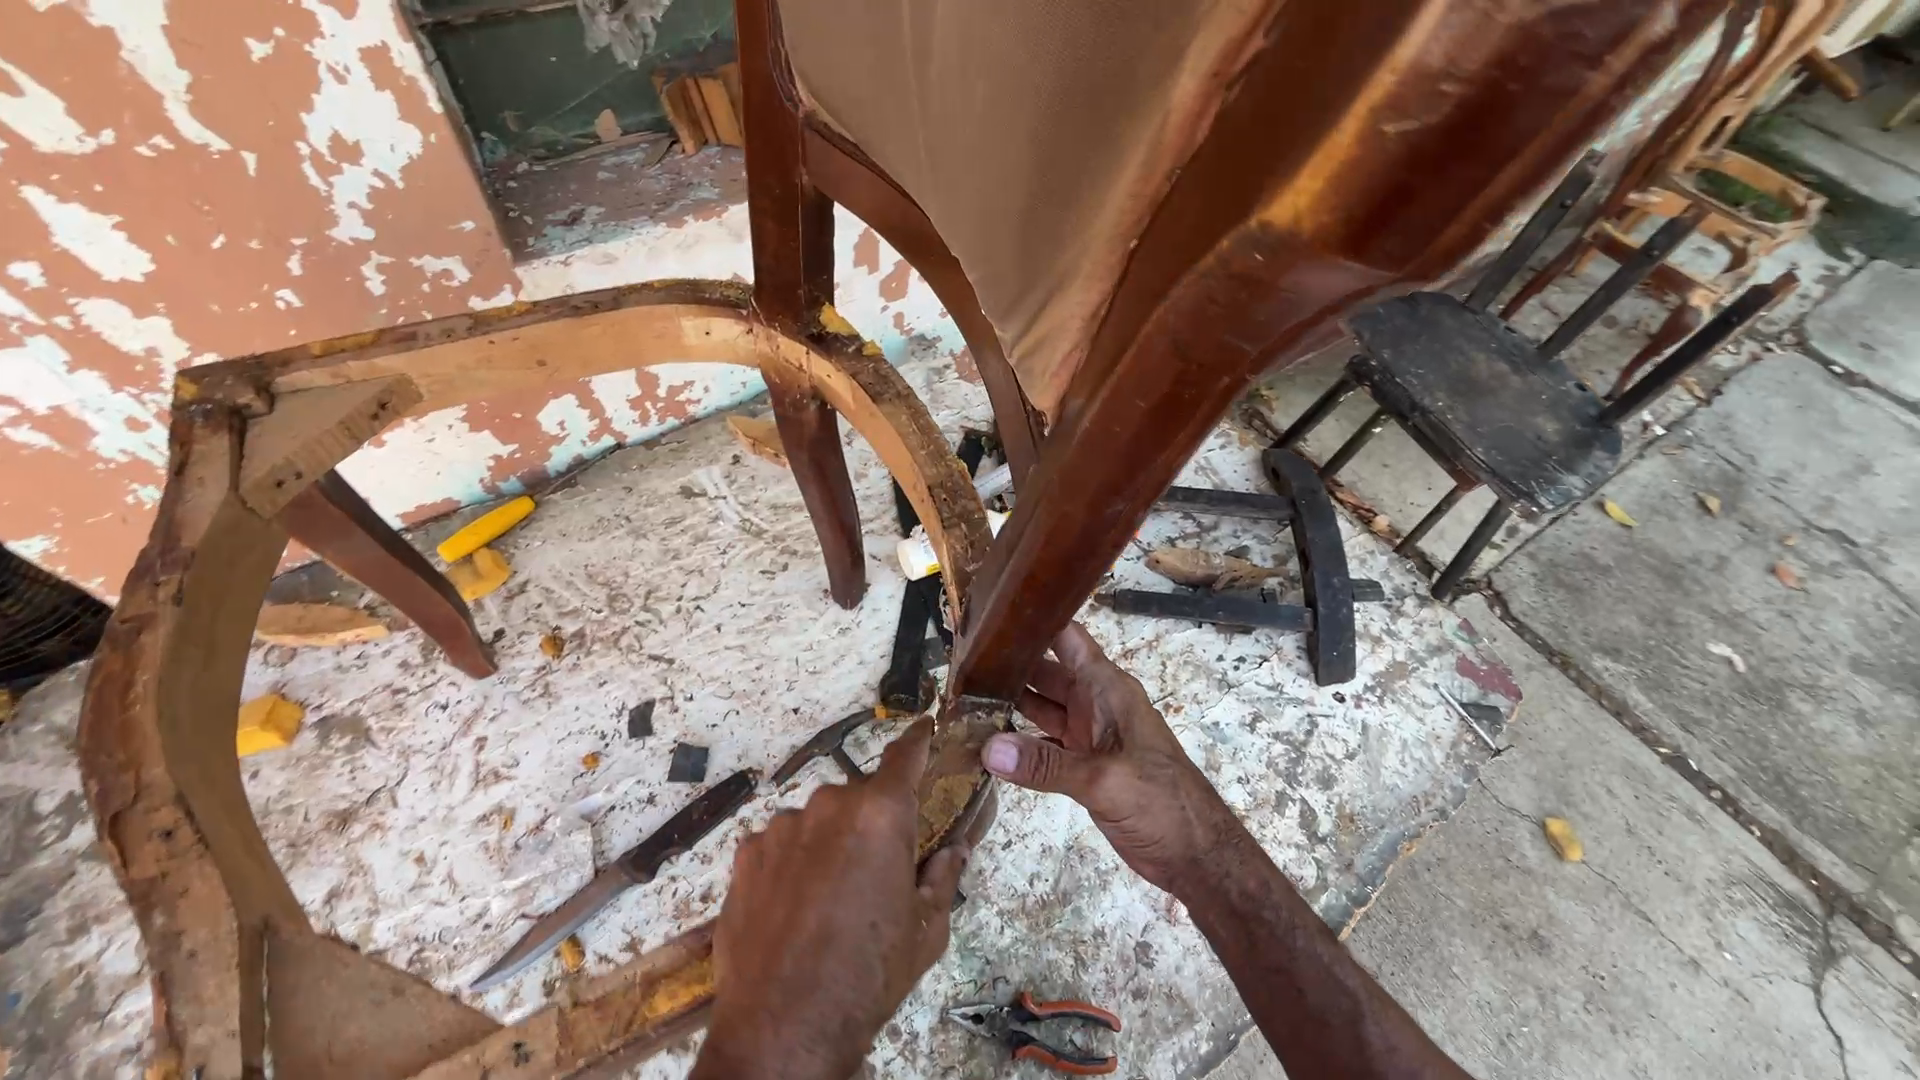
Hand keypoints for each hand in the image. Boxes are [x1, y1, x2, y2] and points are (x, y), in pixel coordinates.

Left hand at [694, 719, 968, 1079]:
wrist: (783, 1026)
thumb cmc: (868, 976)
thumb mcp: (925, 931)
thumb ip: (943, 876)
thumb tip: (956, 849)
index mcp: (881, 814)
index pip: (906, 755)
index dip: (919, 739)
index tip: (926, 728)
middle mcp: (829, 805)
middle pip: (860, 796)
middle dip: (871, 821)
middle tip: (875, 870)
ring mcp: (781, 827)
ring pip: (817, 820)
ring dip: (828, 843)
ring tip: (828, 898)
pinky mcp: (745, 854)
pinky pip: (780, 843)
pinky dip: (791, 861)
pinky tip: (793, 905)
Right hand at [980, 622, 1240, 895]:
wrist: (1196, 856)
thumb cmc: (1161, 802)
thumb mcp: (1103, 780)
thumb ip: (1045, 765)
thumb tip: (987, 749)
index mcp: (1107, 689)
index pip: (1066, 638)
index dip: (1033, 622)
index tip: (987, 617)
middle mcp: (1094, 703)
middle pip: (1044, 671)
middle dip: (1006, 665)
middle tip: (956, 664)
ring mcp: (1088, 735)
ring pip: (1040, 707)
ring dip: (1008, 704)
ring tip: (960, 698)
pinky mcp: (1082, 766)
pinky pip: (1042, 744)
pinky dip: (1018, 743)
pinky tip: (986, 744)